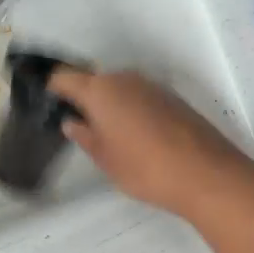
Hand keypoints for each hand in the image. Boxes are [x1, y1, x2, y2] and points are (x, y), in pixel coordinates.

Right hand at [48, 67, 253, 216]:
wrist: (207, 175)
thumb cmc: (145, 168)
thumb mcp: (105, 159)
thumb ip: (85, 136)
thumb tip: (73, 122)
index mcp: (100, 90)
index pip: (64, 77)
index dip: (52, 87)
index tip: (46, 102)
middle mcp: (124, 79)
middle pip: (94, 81)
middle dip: (83, 98)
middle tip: (78, 125)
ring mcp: (152, 86)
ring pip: (120, 89)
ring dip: (110, 105)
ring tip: (108, 135)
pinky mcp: (173, 98)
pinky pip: (141, 97)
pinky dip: (132, 110)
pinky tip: (137, 137)